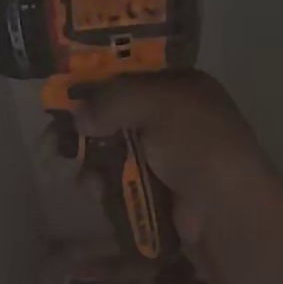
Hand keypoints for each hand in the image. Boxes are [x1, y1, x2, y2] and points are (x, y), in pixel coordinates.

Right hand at [74, 71, 282, 246]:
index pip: (134, 75)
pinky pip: (124, 186)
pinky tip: (94, 191)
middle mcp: (176, 122)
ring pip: (117, 155)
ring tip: (82, 172)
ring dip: (94, 163)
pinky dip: (106, 188)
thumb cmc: (197, 144)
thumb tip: (79, 115)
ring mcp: (169, 162)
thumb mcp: (156, 104)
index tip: (65, 92)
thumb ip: (113, 100)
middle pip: (120, 119)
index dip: (99, 81)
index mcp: (184, 88)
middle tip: (57, 140)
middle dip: (88, 130)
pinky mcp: (161, 196)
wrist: (225, 208)